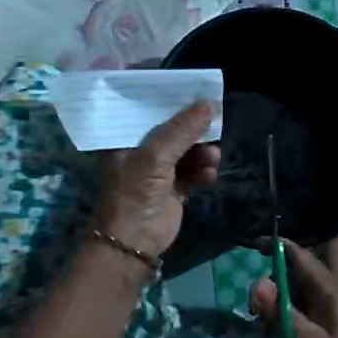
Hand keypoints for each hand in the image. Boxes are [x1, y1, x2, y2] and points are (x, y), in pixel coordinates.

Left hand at [90, 101, 220, 257]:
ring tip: (213, 158)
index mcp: (124, 139)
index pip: (148, 111)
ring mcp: (157, 171)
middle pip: (173, 131)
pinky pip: (194, 171)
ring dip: (203, 152)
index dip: (172, 102)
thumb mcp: (155, 157)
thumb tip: (207, 104)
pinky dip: (204, 171)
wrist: (133, 244)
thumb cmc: (134, 194)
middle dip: (194, 131)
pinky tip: (210, 175)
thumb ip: (181, 130)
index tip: (197, 93)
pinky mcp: (173, 189)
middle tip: (213, 127)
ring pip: (187, 151)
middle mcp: (140, 151)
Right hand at [248, 239, 337, 337]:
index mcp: (331, 288)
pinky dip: (293, 316)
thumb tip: (256, 283)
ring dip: (282, 305)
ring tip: (269, 329)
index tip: (254, 246)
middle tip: (257, 311)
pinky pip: (309, 307)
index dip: (277, 247)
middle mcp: (336, 289)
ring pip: (301, 292)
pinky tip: (285, 337)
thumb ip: (281, 313)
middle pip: (298, 274)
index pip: (300, 255)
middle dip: (275, 286)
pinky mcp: (337, 320)